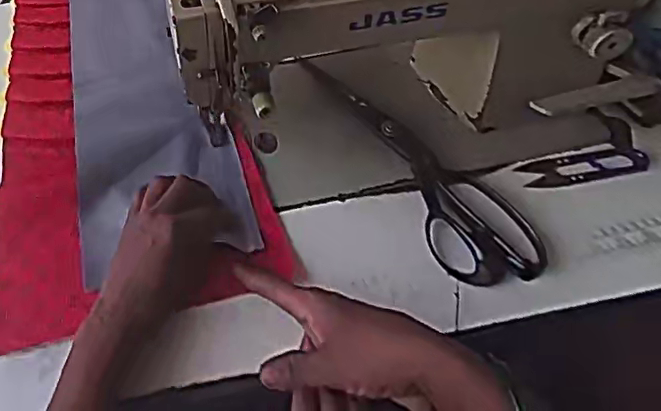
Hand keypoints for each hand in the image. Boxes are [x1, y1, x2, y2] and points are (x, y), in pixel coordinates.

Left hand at [50, 177, 230, 410]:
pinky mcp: (130, 218)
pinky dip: (157, 193)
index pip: (209, 213)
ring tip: (189, 201)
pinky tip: (164, 204)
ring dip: (179, 188)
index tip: (231, 222)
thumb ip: (205, 249)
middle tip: (213, 208)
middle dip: (205, 195)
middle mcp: (158, 214)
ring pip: (163, 182)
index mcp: (176, 230)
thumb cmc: (159, 302)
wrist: (123, 312)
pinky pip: (144, 192)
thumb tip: (216, 234)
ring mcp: (141, 214)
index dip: (225, 217)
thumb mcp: (192, 277)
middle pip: (186, 186)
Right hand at [235, 264, 512, 410]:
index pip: (274, 286)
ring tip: (324, 408)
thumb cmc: (384, 348)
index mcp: (316, 306)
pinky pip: (339, 378)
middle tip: (298, 402)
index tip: (235, 263)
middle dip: (297, 379)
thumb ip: (295, 369)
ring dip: (319, 394)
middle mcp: (329, 318)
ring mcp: (347, 337)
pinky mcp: (363, 358)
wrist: (425, 364)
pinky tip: (345, 405)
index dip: (252, 275)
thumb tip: (270, 371)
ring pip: (320, 368)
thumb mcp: (329, 364)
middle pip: (299, 347)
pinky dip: (338, 395)